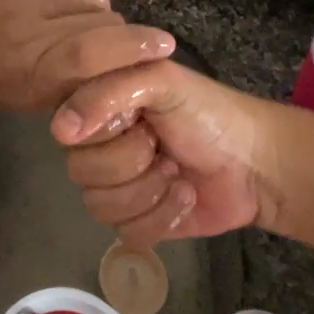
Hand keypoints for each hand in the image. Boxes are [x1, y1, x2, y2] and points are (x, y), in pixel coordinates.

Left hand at [0, 0, 175, 112]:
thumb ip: (80, 83)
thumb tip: (122, 67)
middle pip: (101, 20)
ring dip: (96, 7)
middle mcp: (35, 29)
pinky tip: (62, 2)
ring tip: (83, 18)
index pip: (100, 49)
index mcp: (41, 69)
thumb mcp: (37, 100)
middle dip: (120, 30)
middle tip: (115, 41)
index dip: (137, 45)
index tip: (164, 44)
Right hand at [51, 60, 271, 246]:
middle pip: (79, 170)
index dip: (103, 130)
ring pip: (99, 205)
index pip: (65, 127)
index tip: (137, 118)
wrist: (255, 163)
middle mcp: (98, 144)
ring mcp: (116, 184)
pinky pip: (125, 233)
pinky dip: (162, 217)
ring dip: (149, 191)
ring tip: (177, 173)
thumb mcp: (160, 81)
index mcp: (97, 104)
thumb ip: (107, 93)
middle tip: (162, 146)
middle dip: (130, 162)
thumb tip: (59, 129)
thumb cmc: (207, 111)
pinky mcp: (137, 220)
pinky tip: (184, 196)